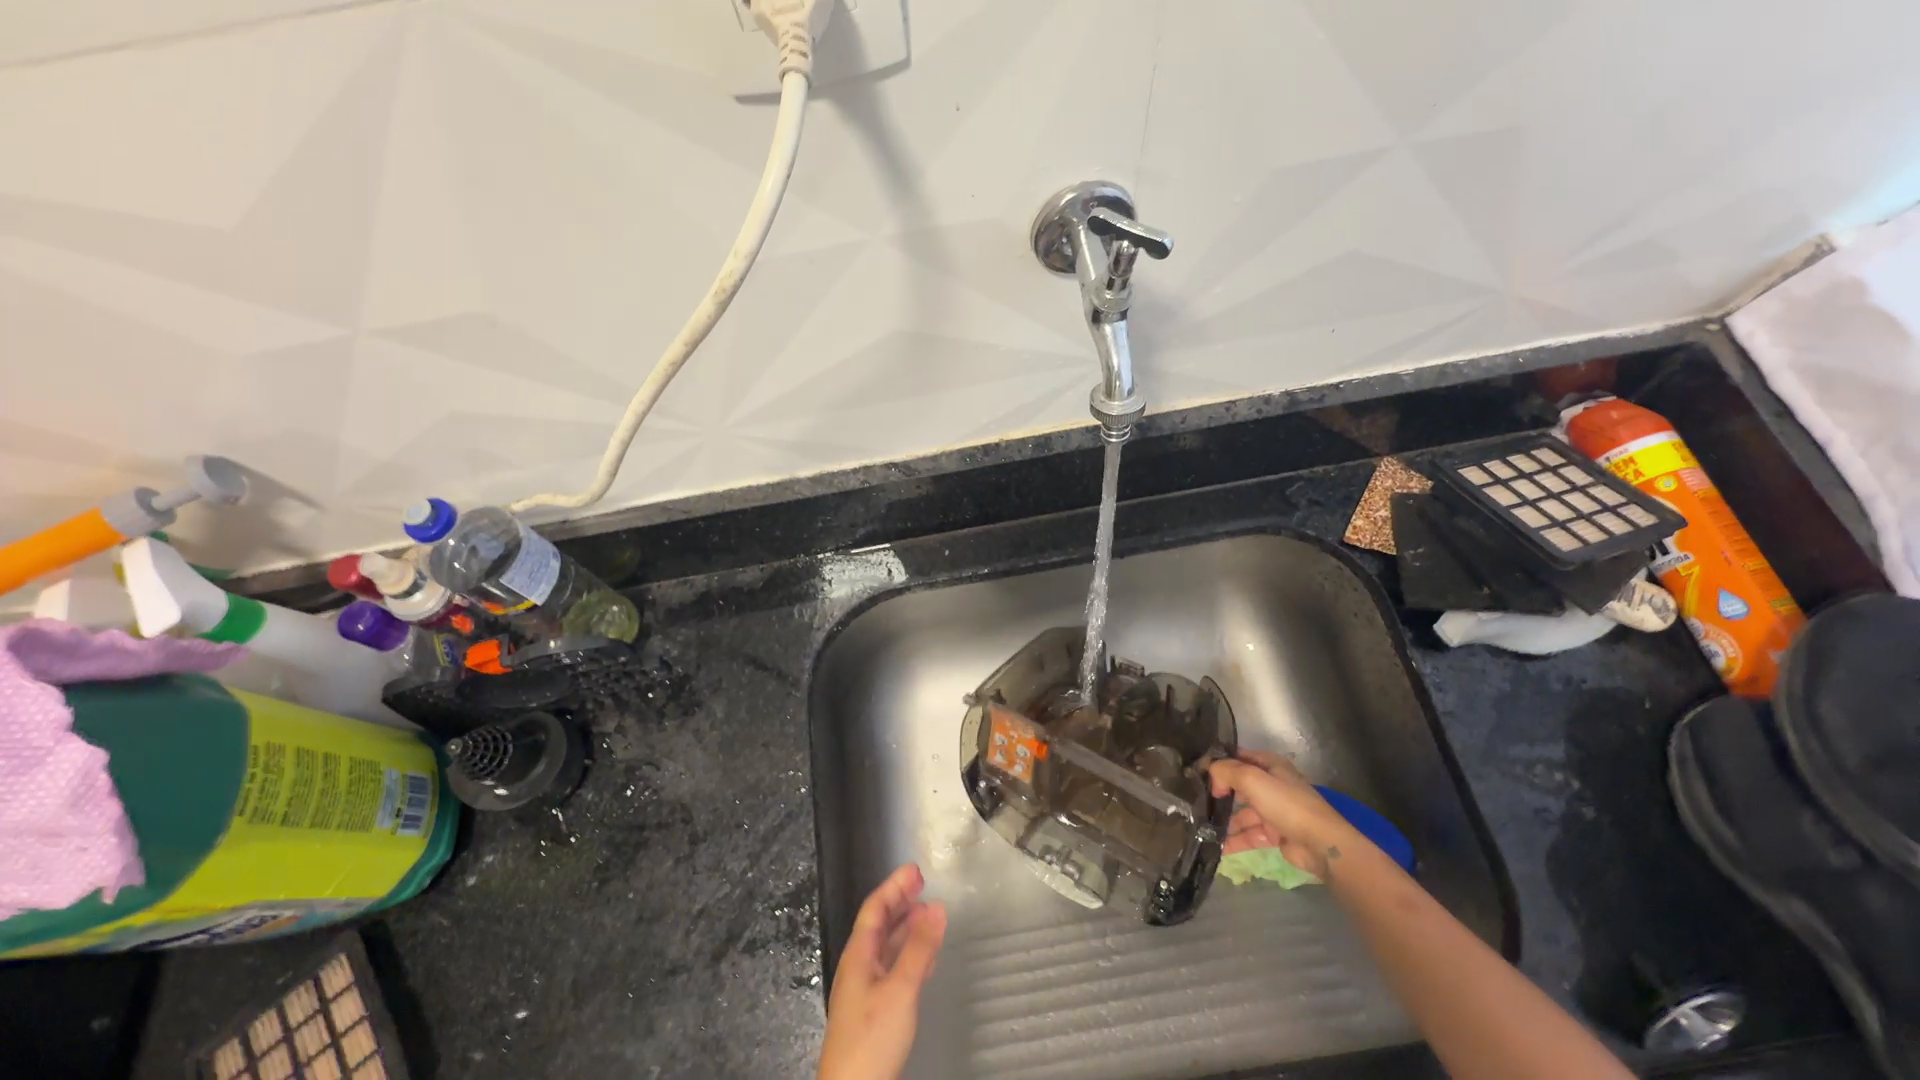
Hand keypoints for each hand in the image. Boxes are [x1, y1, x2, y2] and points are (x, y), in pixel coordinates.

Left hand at [818, 863, 947, 1079]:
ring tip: (929, 913)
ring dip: (907, 927)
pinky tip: (927, 956)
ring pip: (887, 947)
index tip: (915, 870)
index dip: (894, 887)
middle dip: (900, 902)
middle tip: (923, 884)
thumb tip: (937, 907)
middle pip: (879, 925)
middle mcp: (859, 967)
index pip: (874, 910)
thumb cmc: (872, 1036)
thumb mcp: (900, 989)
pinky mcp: (875, 1009)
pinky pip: (893, 968)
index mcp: (858, 956)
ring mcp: (866, 989)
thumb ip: (919, 949)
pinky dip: (910, 954)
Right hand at [1208, 750, 1354, 879]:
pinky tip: (1215, 846)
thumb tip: (1211, 774)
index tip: (1195, 772)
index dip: (1218, 763)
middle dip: (1218, 793)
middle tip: (1193, 801)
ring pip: (1242, 814)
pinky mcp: (1274, 834)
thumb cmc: (1286, 804)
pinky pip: (1248, 835)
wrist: (1320, 844)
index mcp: (1270, 766)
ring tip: (1199, 827)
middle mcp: (1271, 785)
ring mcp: (1273, 811)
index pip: (1238, 758)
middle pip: (1238, 787)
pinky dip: (1233, 840)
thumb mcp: (1252, 780)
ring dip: (1223, 820)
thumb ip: (1226, 771)